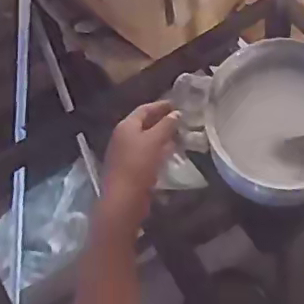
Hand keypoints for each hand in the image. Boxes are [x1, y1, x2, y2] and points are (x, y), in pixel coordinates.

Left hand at [98, 100, 178, 230]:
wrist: (123, 199)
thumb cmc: (138, 164)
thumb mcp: (155, 140)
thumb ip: (167, 125)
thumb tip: (176, 113)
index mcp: (126, 126)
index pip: (145, 109)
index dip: (161, 105)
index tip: (177, 104)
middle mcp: (122, 137)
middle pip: (144, 124)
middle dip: (162, 121)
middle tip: (180, 120)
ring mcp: (124, 153)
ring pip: (146, 139)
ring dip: (161, 136)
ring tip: (179, 135)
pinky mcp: (129, 168)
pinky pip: (146, 153)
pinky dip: (158, 150)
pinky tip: (169, 153)